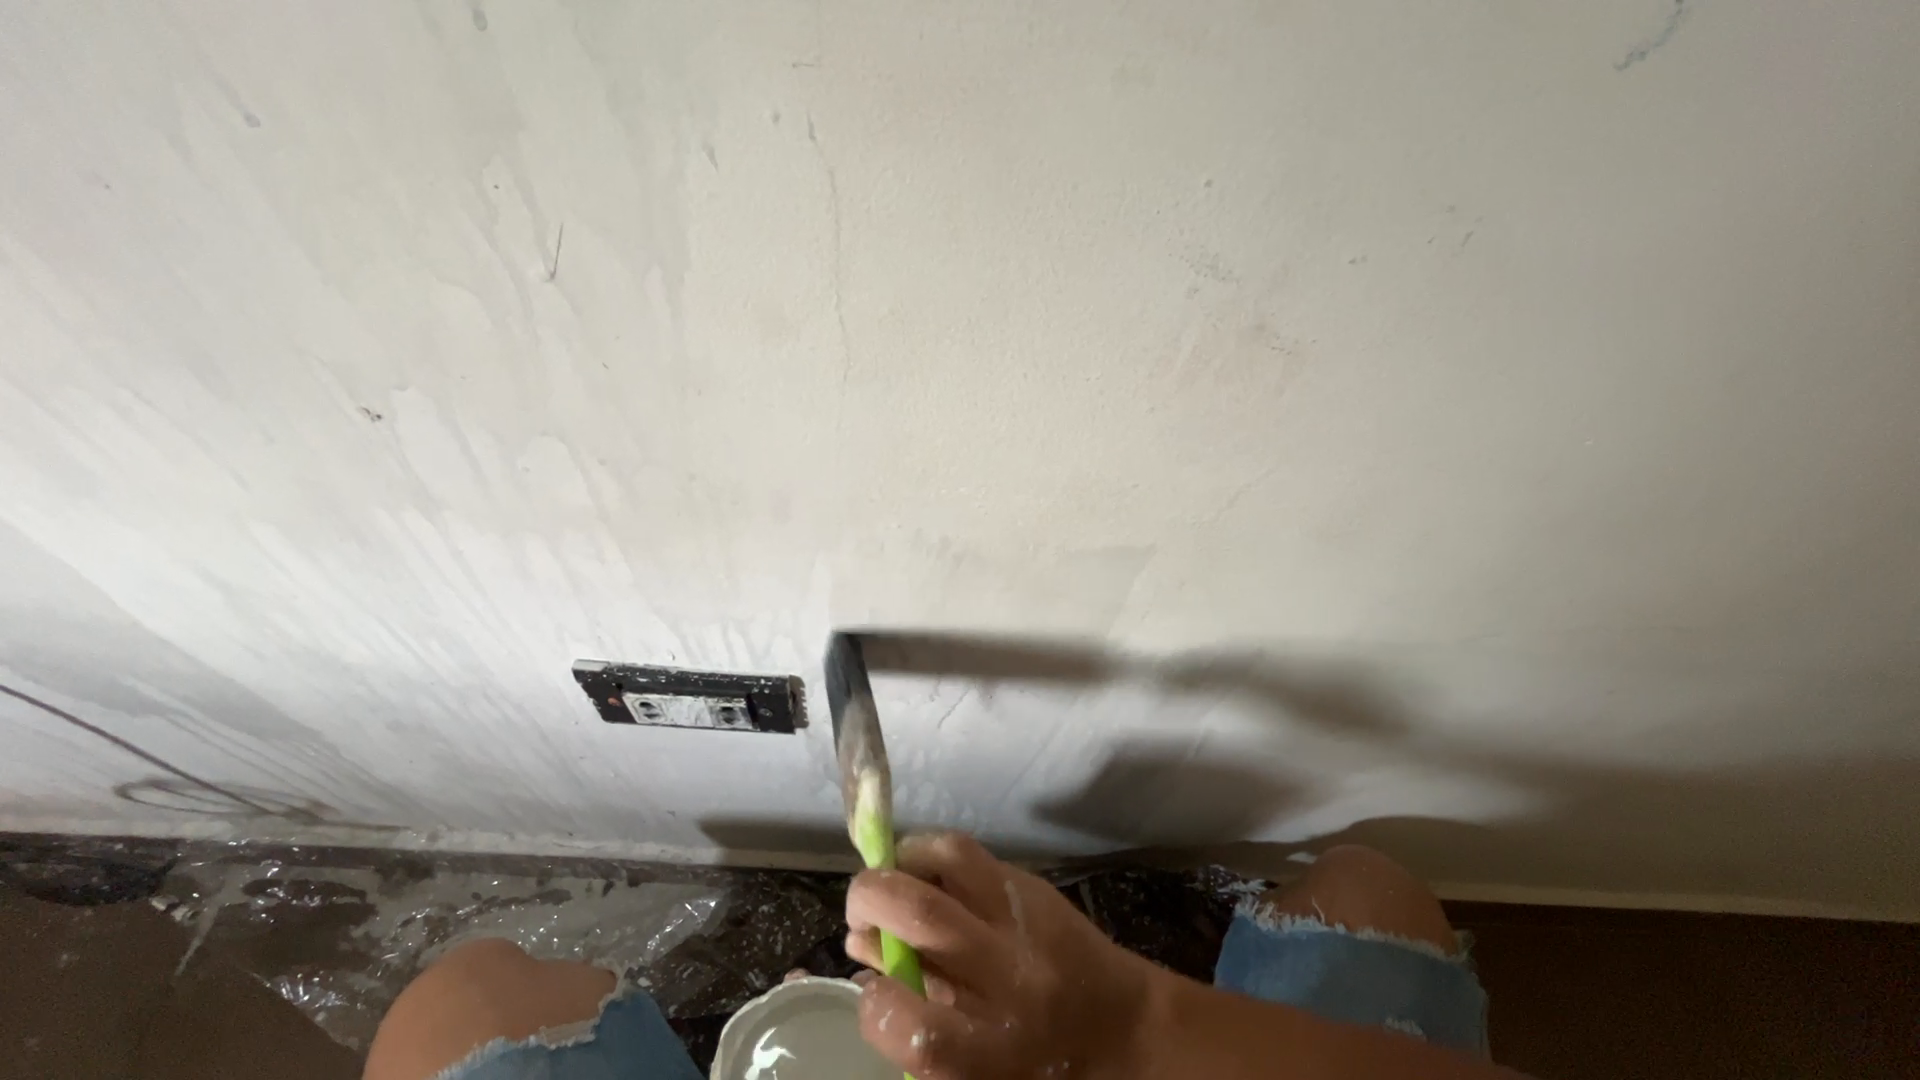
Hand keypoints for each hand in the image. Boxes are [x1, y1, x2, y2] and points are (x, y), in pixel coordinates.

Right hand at [844, 832, 1166, 1078]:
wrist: (1127, 1028)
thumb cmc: (1040, 1064)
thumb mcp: (977, 1067)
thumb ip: (917, 1012)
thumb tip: (862, 948)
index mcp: (996, 1052)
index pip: (920, 1031)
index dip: (876, 1008)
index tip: (871, 990)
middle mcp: (1012, 979)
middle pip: (923, 915)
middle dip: (869, 898)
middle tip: (860, 910)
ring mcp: (1025, 921)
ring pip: (949, 857)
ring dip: (902, 859)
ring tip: (892, 877)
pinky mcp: (1034, 886)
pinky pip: (969, 853)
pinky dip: (932, 855)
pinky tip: (925, 874)